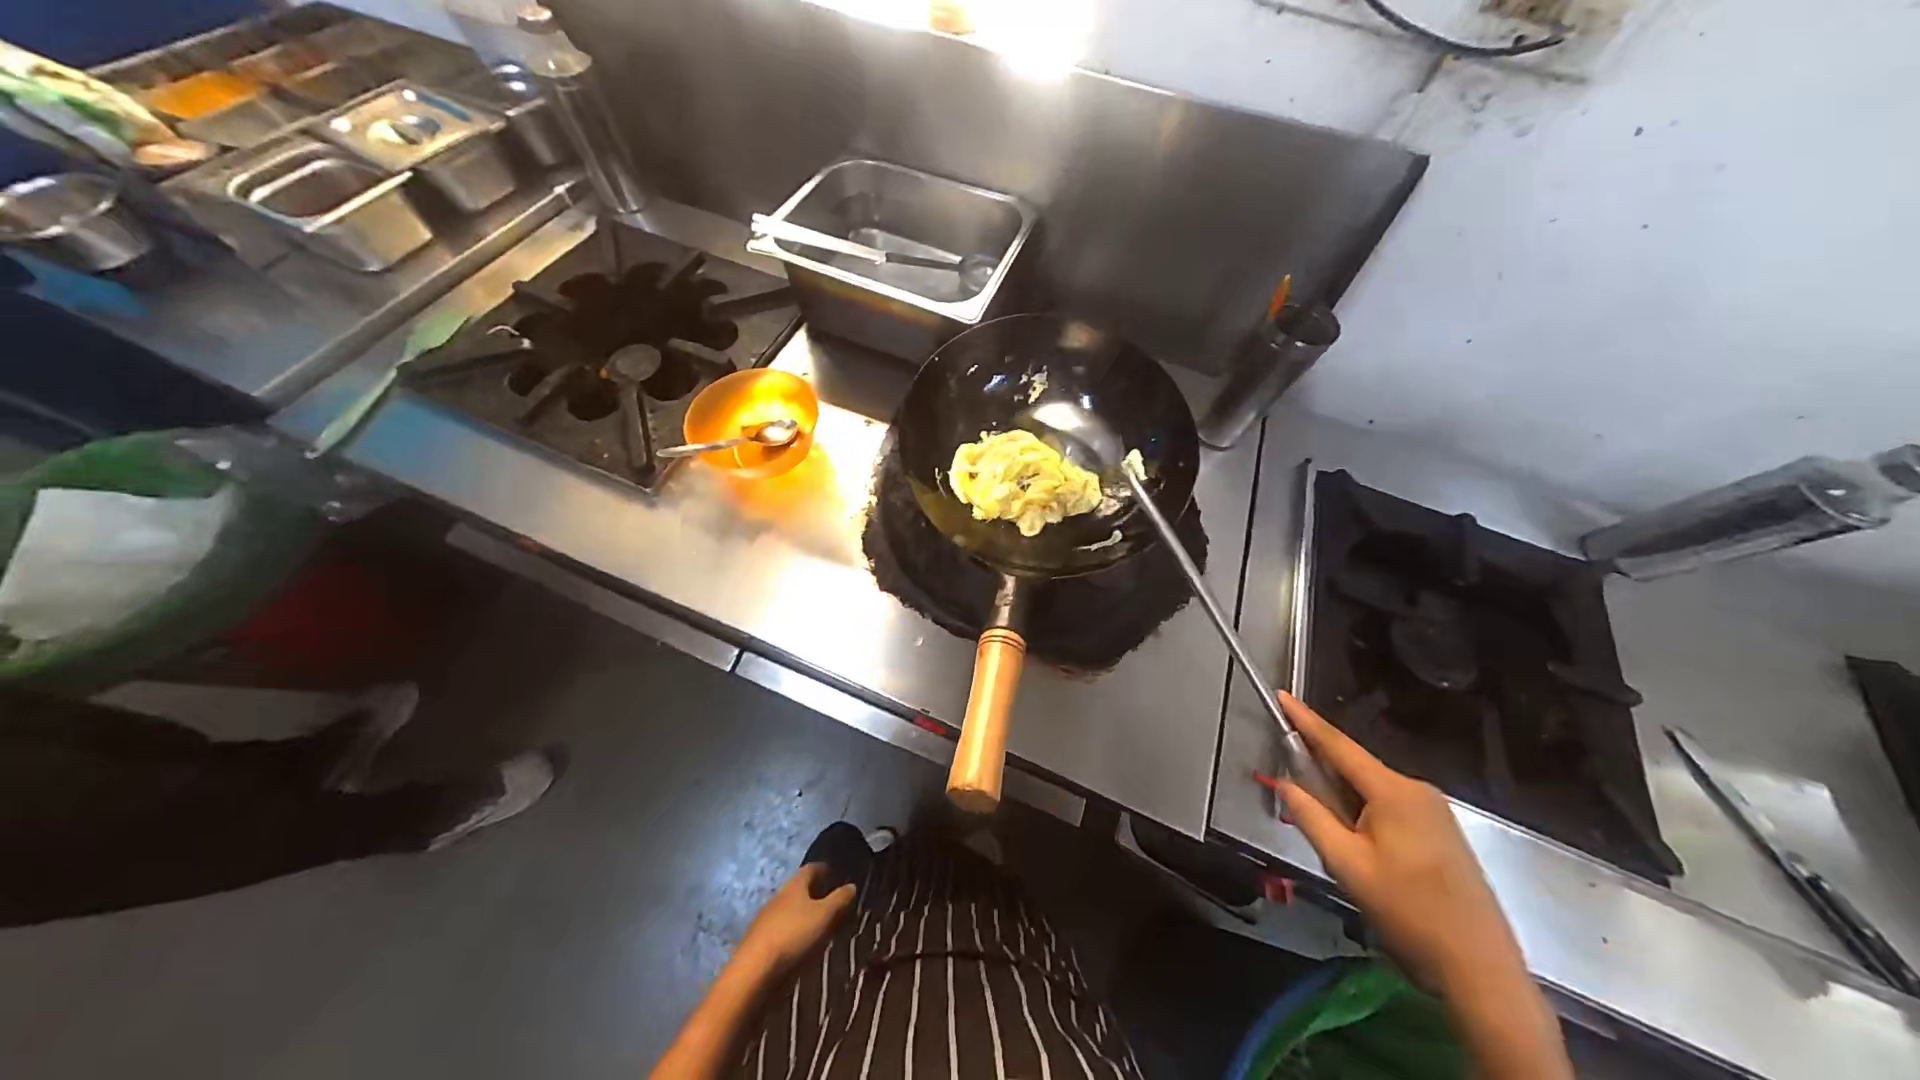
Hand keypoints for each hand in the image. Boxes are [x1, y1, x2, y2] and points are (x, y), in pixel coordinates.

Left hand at [732, 863, 856, 976]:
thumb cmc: (794, 935)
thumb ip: (839, 899)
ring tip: (818, 923)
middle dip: (813, 892)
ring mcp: (765, 919)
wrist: (753, 971)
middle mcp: (778, 897)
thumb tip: (851, 885)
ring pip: (789, 910)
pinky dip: (793, 931)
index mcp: (794, 885)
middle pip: (798, 889)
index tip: (833, 871)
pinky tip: (800, 943)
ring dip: (803, 913)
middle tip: (830, 898)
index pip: (810, 869)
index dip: (823, 868)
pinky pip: (781, 929)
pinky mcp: (759, 941)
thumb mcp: (825, 915)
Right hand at [1272, 692, 1526, 994]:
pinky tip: (1357, 845)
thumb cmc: (1408, 911)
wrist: (1478, 966)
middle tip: (1293, 795)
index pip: (1338, 745)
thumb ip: (1310, 816)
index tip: (1283, 696)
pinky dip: (1361, 813)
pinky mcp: (1440, 830)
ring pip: (1369, 790)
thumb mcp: (1346, 864)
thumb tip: (1284, 783)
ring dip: (1341, 801)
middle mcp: (1416, 790)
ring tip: (1330, 838)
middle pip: (1354, 768)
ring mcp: (1433, 810)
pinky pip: (1387, 806)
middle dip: (1320, 774)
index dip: (1306, 721)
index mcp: (1394, 792)